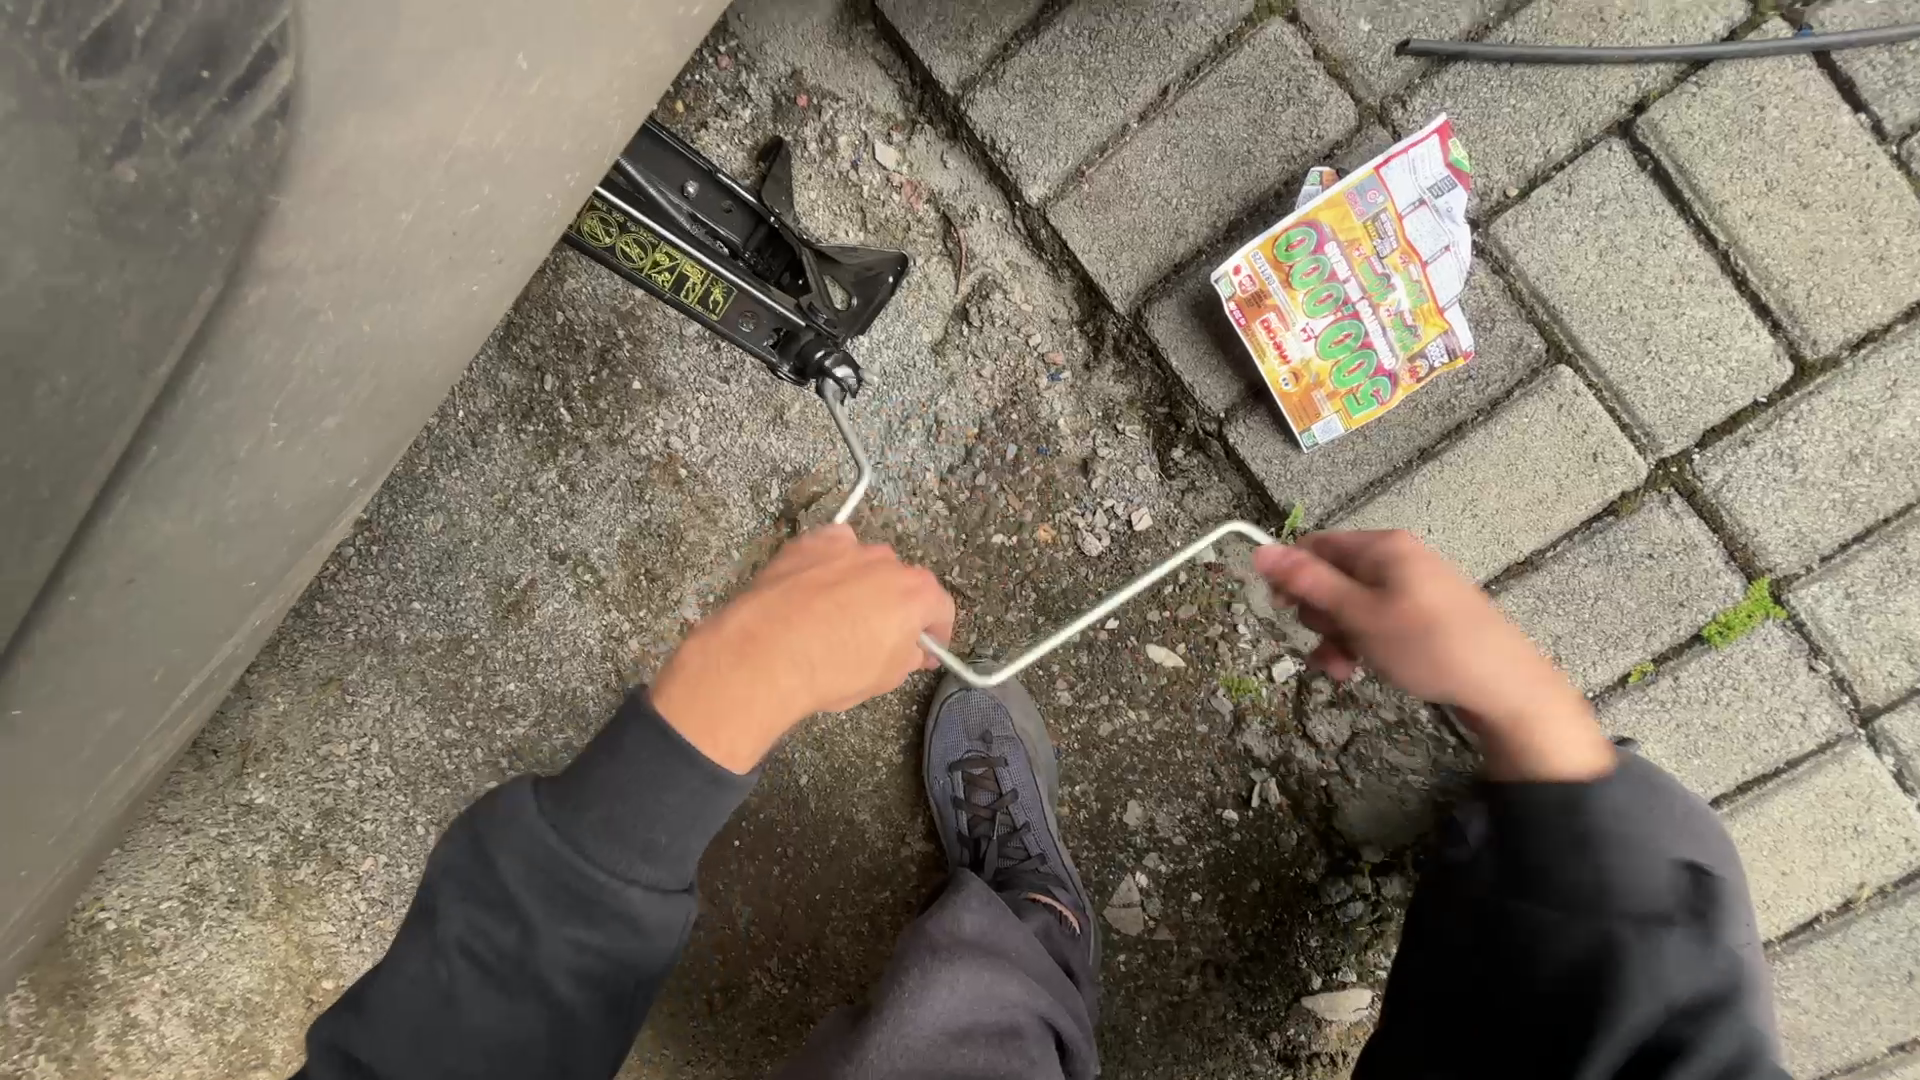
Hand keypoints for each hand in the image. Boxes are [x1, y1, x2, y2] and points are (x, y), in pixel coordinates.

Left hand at [650, 525, 954, 772]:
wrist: (766, 653)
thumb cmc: (829, 669)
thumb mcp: (884, 678)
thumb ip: (908, 657)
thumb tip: (913, 652)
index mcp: (917, 595)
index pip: (941, 609)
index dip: (936, 632)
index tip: (926, 648)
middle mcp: (888, 563)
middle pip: (904, 583)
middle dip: (897, 607)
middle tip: (879, 636)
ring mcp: (849, 548)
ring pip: (867, 564)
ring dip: (862, 584)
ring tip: (837, 615)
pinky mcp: (812, 543)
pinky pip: (833, 545)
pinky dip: (830, 561)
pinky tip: (815, 586)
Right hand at [1253, 530, 1613, 781]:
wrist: (1509, 690)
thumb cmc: (1429, 645)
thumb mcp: (1360, 614)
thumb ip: (1308, 582)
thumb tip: (1259, 550)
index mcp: (1381, 547)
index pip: (1313, 546)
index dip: (1291, 576)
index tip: (1283, 610)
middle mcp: (1394, 560)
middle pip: (1328, 579)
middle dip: (1317, 616)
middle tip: (1329, 641)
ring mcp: (1408, 589)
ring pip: (1346, 607)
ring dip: (1334, 638)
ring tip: (1343, 668)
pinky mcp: (1418, 616)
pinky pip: (1371, 622)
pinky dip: (1358, 644)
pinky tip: (1357, 671)